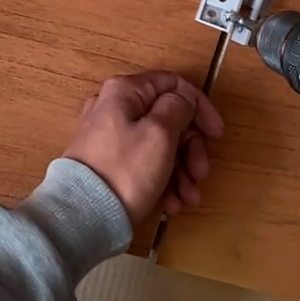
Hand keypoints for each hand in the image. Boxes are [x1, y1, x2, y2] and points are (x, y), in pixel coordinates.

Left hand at [63, 70, 224, 228]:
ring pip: (157, 144)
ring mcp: (108, 135)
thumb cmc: (125, 170)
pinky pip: (142, 162)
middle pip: (167, 118)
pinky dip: (161, 180)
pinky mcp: (106, 162)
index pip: (172, 84)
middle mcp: (114, 106)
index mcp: (125, 91)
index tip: (217, 134)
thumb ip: (177, 108)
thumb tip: (181, 99)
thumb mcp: (160, 134)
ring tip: (188, 199)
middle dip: (190, 149)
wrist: (82, 215)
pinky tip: (171, 205)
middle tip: (201, 175)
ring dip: (180, 171)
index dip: (200, 106)